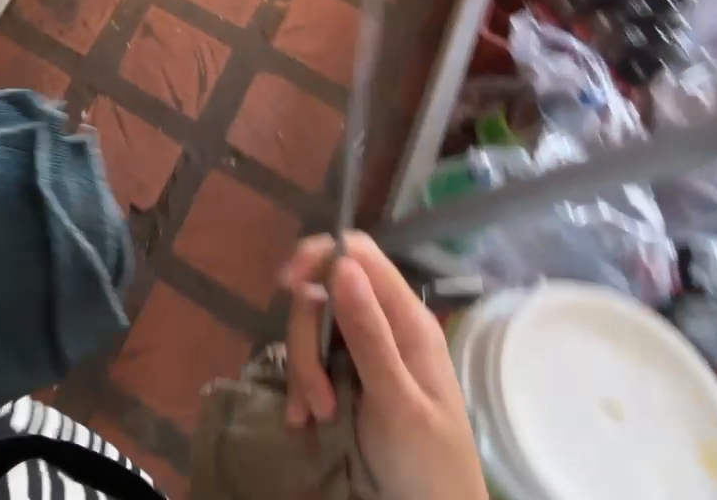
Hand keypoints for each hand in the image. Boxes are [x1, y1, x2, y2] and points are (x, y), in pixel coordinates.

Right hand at [281, 233, 485, 499]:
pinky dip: (299, 387)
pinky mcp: (343, 372)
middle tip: (315, 392)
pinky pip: (306, 358)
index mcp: (406, 320)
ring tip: (316, 416)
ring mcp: (361, 347)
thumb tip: (342, 264)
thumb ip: (369, 333)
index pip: (356, 254)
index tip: (288, 285)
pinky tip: (305, 420)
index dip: (318, 256)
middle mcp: (381, 323)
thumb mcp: (397, 401)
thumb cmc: (428, 462)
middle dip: (305, 340)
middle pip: (321, 294)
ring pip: (308, 328)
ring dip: (302, 371)